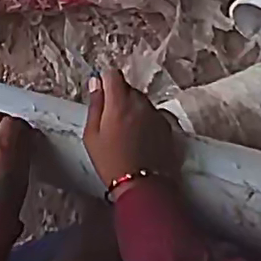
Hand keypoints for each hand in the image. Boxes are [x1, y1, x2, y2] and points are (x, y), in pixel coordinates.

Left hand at [0, 111, 32, 219]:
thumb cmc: (4, 207)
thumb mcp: (23, 176)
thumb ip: (23, 152)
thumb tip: (26, 141)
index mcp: (4, 146)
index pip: (14, 122)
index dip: (23, 128)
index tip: (28, 135)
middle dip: (5, 122)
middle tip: (14, 133)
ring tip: (1, 144)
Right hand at [83, 69, 181, 194]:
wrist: (143, 186)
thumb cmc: (111, 161)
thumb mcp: (92, 134)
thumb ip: (95, 105)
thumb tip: (96, 83)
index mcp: (119, 103)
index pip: (113, 74)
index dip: (105, 81)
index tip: (101, 94)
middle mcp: (140, 103)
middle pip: (128, 88)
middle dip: (119, 97)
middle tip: (110, 119)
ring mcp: (157, 114)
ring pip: (141, 101)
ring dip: (133, 108)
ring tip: (126, 131)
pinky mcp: (168, 126)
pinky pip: (153, 114)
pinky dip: (146, 119)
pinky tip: (140, 137)